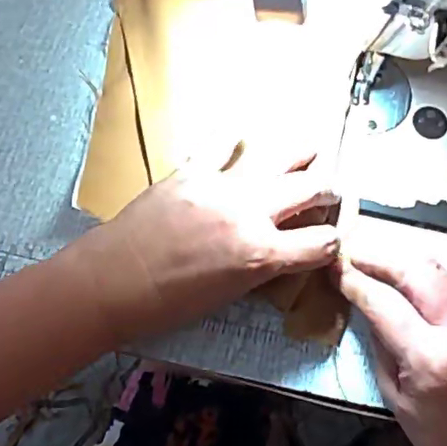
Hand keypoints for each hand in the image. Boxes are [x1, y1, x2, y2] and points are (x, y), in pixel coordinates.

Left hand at [61, 144, 339, 345]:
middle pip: (313, 188)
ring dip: (301, 154)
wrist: (113, 279)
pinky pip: (222, 145)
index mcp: (261, 253)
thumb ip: (263, 265)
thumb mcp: (230, 294)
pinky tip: (241, 143)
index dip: (333, 242)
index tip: (330, 238)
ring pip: (280, 154)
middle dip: (329, 191)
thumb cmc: (168, 302)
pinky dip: (235, 143)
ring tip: (309, 152)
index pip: (323, 241)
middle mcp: (250, 213)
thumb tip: (282, 248)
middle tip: (328, 193)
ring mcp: (221, 185)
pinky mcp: (192, 170)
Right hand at [339, 238, 446, 445]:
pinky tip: (437, 271)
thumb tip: (365, 303)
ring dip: (419, 253)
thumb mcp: (396, 399)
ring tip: (396, 258)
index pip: (382, 301)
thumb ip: (380, 344)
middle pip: (419, 269)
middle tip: (358, 254)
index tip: (335, 269)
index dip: (352, 280)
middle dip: (381, 256)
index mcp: (431, 360)